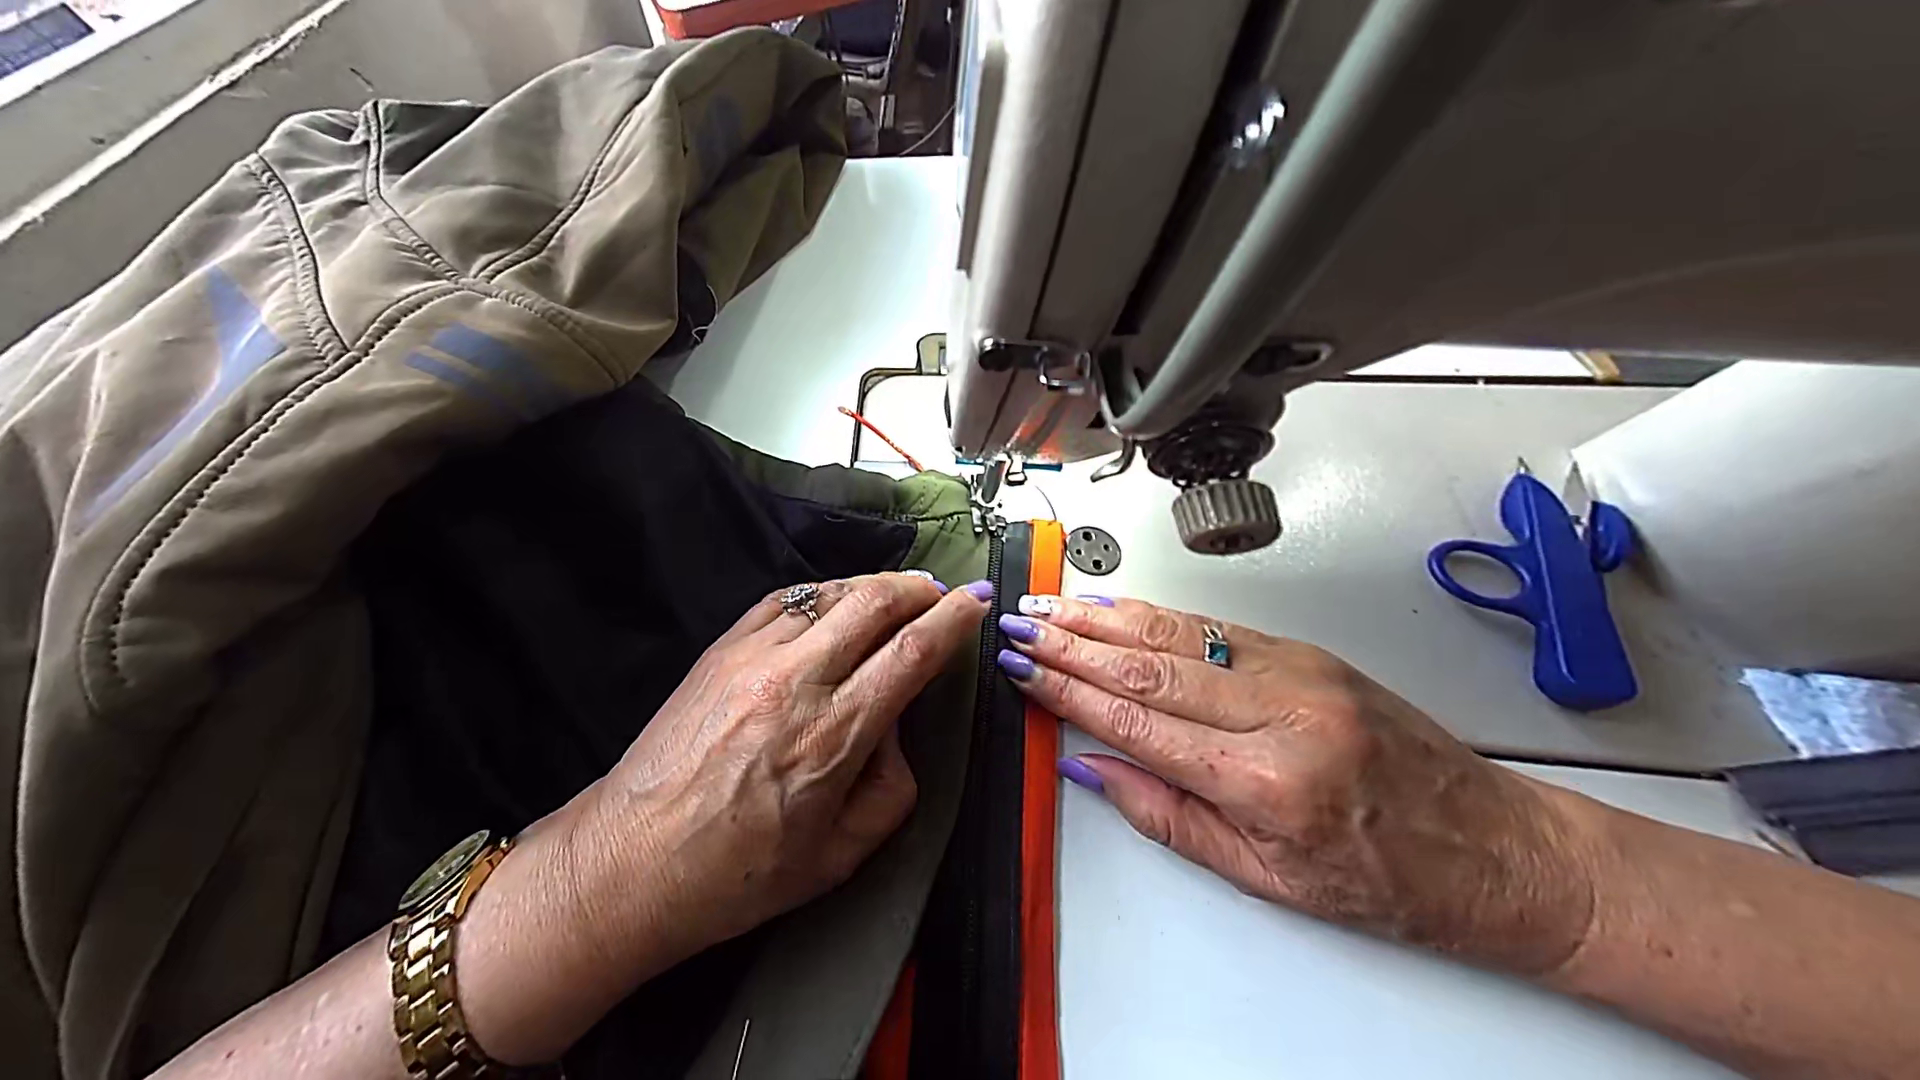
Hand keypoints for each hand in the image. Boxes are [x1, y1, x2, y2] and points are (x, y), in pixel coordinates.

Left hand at [569, 573, 992, 960]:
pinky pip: (783, 600)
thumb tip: (895, 720)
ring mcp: (750, 658)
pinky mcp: (719, 651)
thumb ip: (893, 781)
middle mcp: (795, 682)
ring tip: (898, 594)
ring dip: (875, 585)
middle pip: (875, 601)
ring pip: (830, 591)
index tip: (976, 600)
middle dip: (921, 587)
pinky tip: (836, 604)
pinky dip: (823, 593)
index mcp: (833, 736)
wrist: (628, 864)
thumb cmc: (738, 873)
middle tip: (941, 592)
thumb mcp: (844, 853)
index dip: (955, 617)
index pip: (912, 651)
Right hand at [995, 595, 1596, 975]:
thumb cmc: (1389, 879)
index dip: (1068, 692)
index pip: (1136, 722)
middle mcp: (1278, 713)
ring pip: (1175, 632)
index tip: (1024, 670)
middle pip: (1146, 665)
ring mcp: (1296, 671)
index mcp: (1264, 782)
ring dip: (1102, 618)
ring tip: (1050, 607)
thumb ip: (1167, 815)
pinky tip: (1117, 606)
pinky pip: (1212, 625)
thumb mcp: (1266, 879)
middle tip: (1020, 627)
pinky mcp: (1307, 651)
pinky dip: (1154, 613)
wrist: (1496, 846)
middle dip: (1070, 643)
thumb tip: (1093, 768)